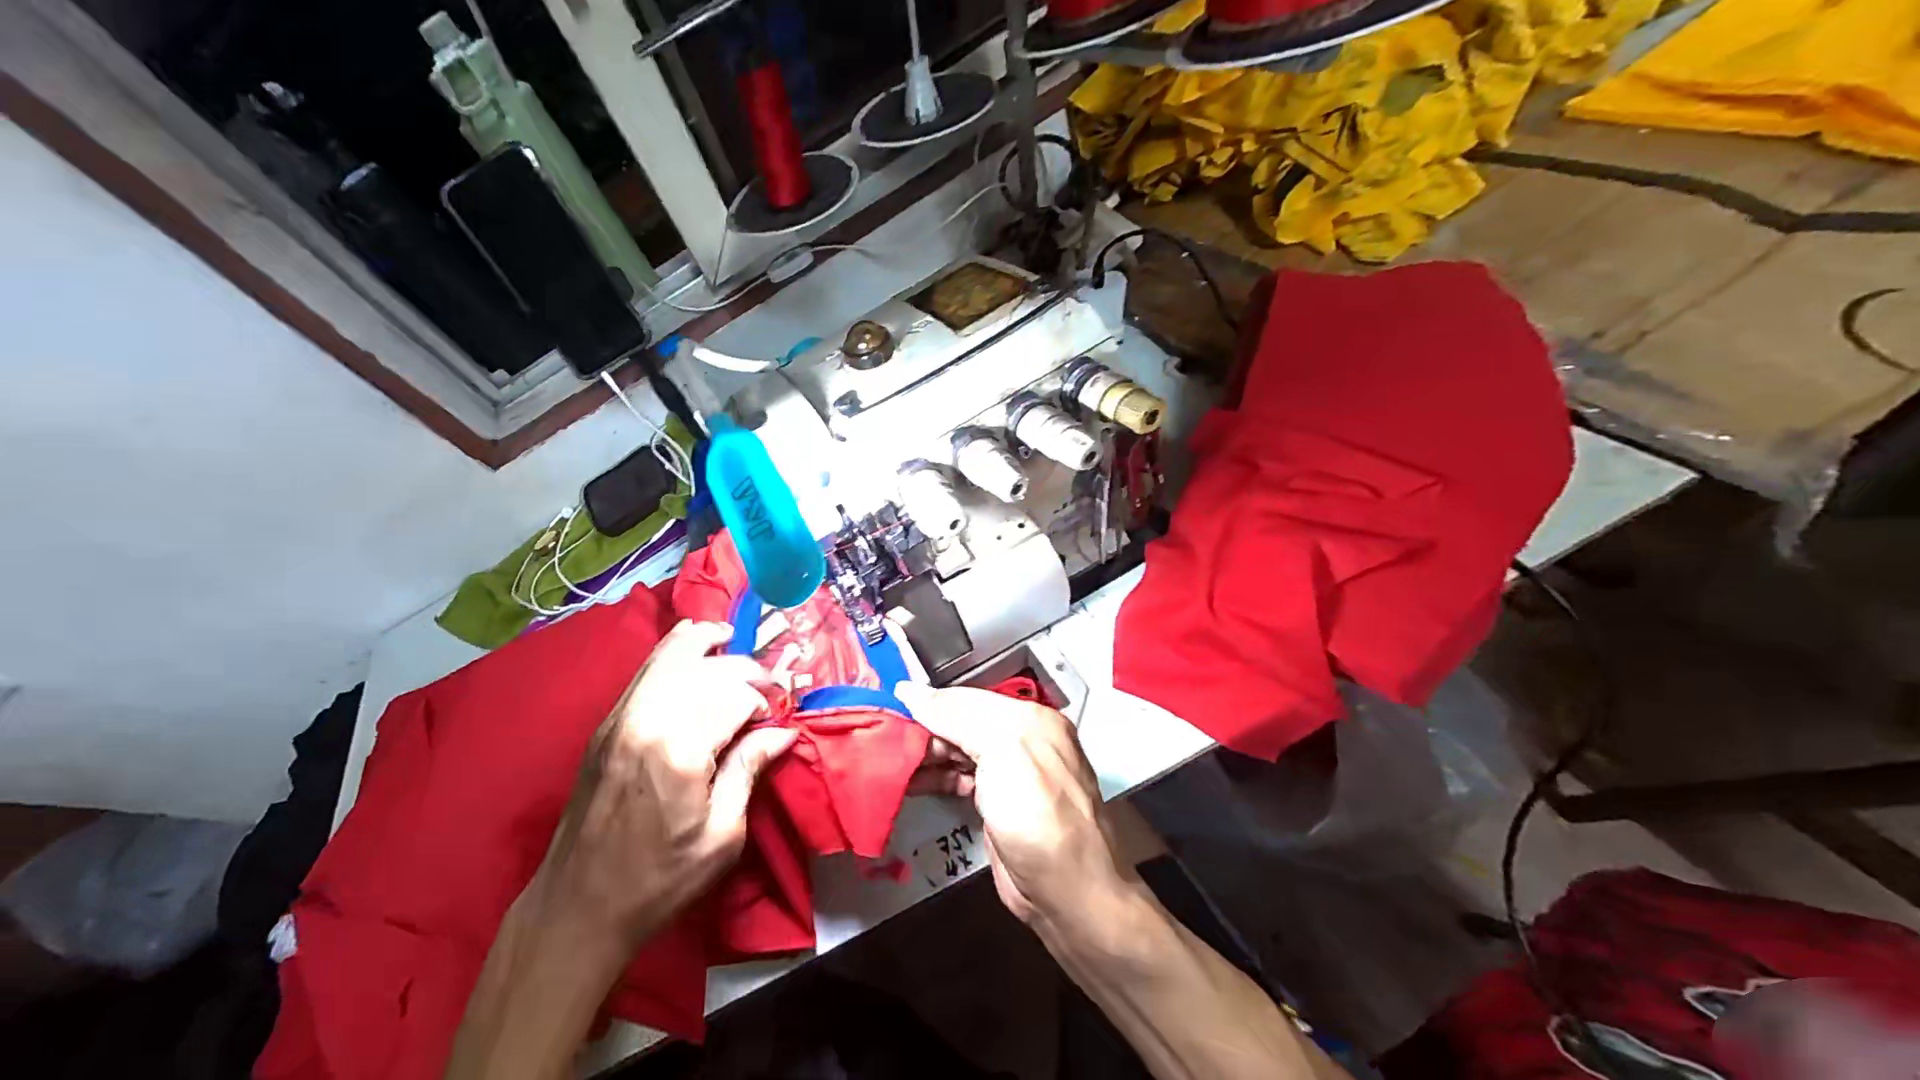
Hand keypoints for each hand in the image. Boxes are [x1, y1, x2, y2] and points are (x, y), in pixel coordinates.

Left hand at [526, 620, 796, 949]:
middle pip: (705, 668)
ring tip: (730, 639)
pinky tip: (691, 650)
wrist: (576, 909)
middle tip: (767, 688)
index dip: (766, 700)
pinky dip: (671, 652)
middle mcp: (646, 721)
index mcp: (679, 751)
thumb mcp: (721, 837)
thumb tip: (783, 731)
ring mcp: (619, 718)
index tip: (780, 718)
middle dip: (743, 668)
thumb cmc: (659, 881)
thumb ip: (749, 771)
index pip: (736, 695)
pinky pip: (644, 670)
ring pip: (667, 656)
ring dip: (703, 642)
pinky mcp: (605, 725)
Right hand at [892, 684, 1131, 927]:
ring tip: (888, 761)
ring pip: (959, 751)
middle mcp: (1023, 740)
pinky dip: (936, 777)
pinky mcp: (999, 804)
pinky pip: (961, 777)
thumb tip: (910, 691)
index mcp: (1031, 718)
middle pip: (962, 723)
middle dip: (924, 729)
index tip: (889, 705)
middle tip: (883, 739)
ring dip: (925, 755)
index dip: (929, 701)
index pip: (968, 697)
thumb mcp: (1000, 748)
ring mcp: (1012, 774)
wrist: (1068, 892)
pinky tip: (910, 782)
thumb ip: (957, 715)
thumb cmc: (1037, 814)